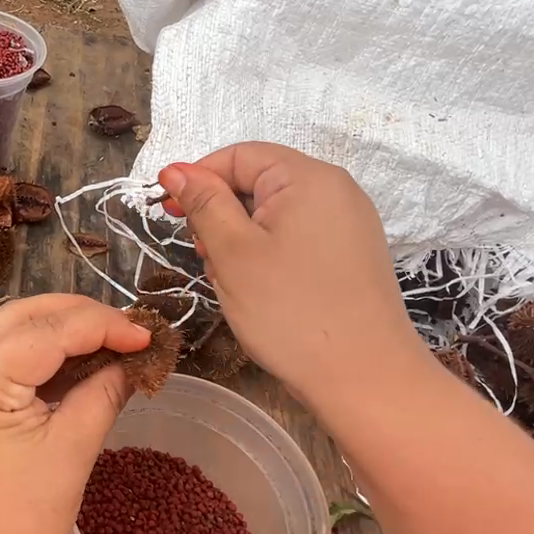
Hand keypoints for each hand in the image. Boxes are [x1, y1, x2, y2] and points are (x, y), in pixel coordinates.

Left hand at [0, 294, 151, 533]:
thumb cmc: (11, 527)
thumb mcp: (69, 456)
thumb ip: (102, 394)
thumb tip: (133, 359)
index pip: (46, 330)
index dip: (102, 325)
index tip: (148, 334)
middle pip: (21, 316)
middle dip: (79, 317)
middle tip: (130, 332)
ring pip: (6, 328)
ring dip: (57, 330)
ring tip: (108, 343)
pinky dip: (34, 352)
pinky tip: (70, 362)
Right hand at [158, 143, 424, 398]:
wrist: (365, 378)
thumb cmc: (290, 311)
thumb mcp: (232, 252)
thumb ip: (202, 203)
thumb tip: (174, 168)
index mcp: (307, 178)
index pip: (238, 155)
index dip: (197, 179)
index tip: (169, 215)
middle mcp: (335, 189)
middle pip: (256, 181)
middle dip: (220, 214)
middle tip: (206, 258)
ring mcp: (348, 222)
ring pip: (272, 212)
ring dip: (240, 238)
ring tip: (232, 280)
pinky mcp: (351, 253)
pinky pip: (295, 235)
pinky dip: (266, 252)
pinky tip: (259, 288)